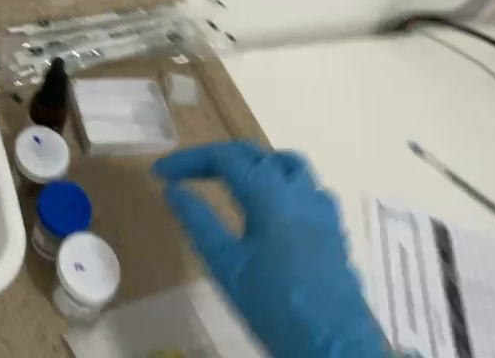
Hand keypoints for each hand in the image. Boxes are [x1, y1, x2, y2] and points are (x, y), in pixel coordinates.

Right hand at [155, 142, 390, 357]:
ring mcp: (321, 209)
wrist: (333, 349)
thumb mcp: (225, 264)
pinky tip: (273, 210)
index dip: (188, 160)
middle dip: (215, 159)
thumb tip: (172, 189)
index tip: (160, 173)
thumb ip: (197, 220)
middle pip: (252, 155)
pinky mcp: (334, 230)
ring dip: (253, 165)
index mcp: (268, 191)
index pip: (222, 157)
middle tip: (186, 174)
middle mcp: (296, 190)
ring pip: (286, 164)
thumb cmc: (274, 305)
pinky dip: (283, 186)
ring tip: (231, 182)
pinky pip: (308, 190)